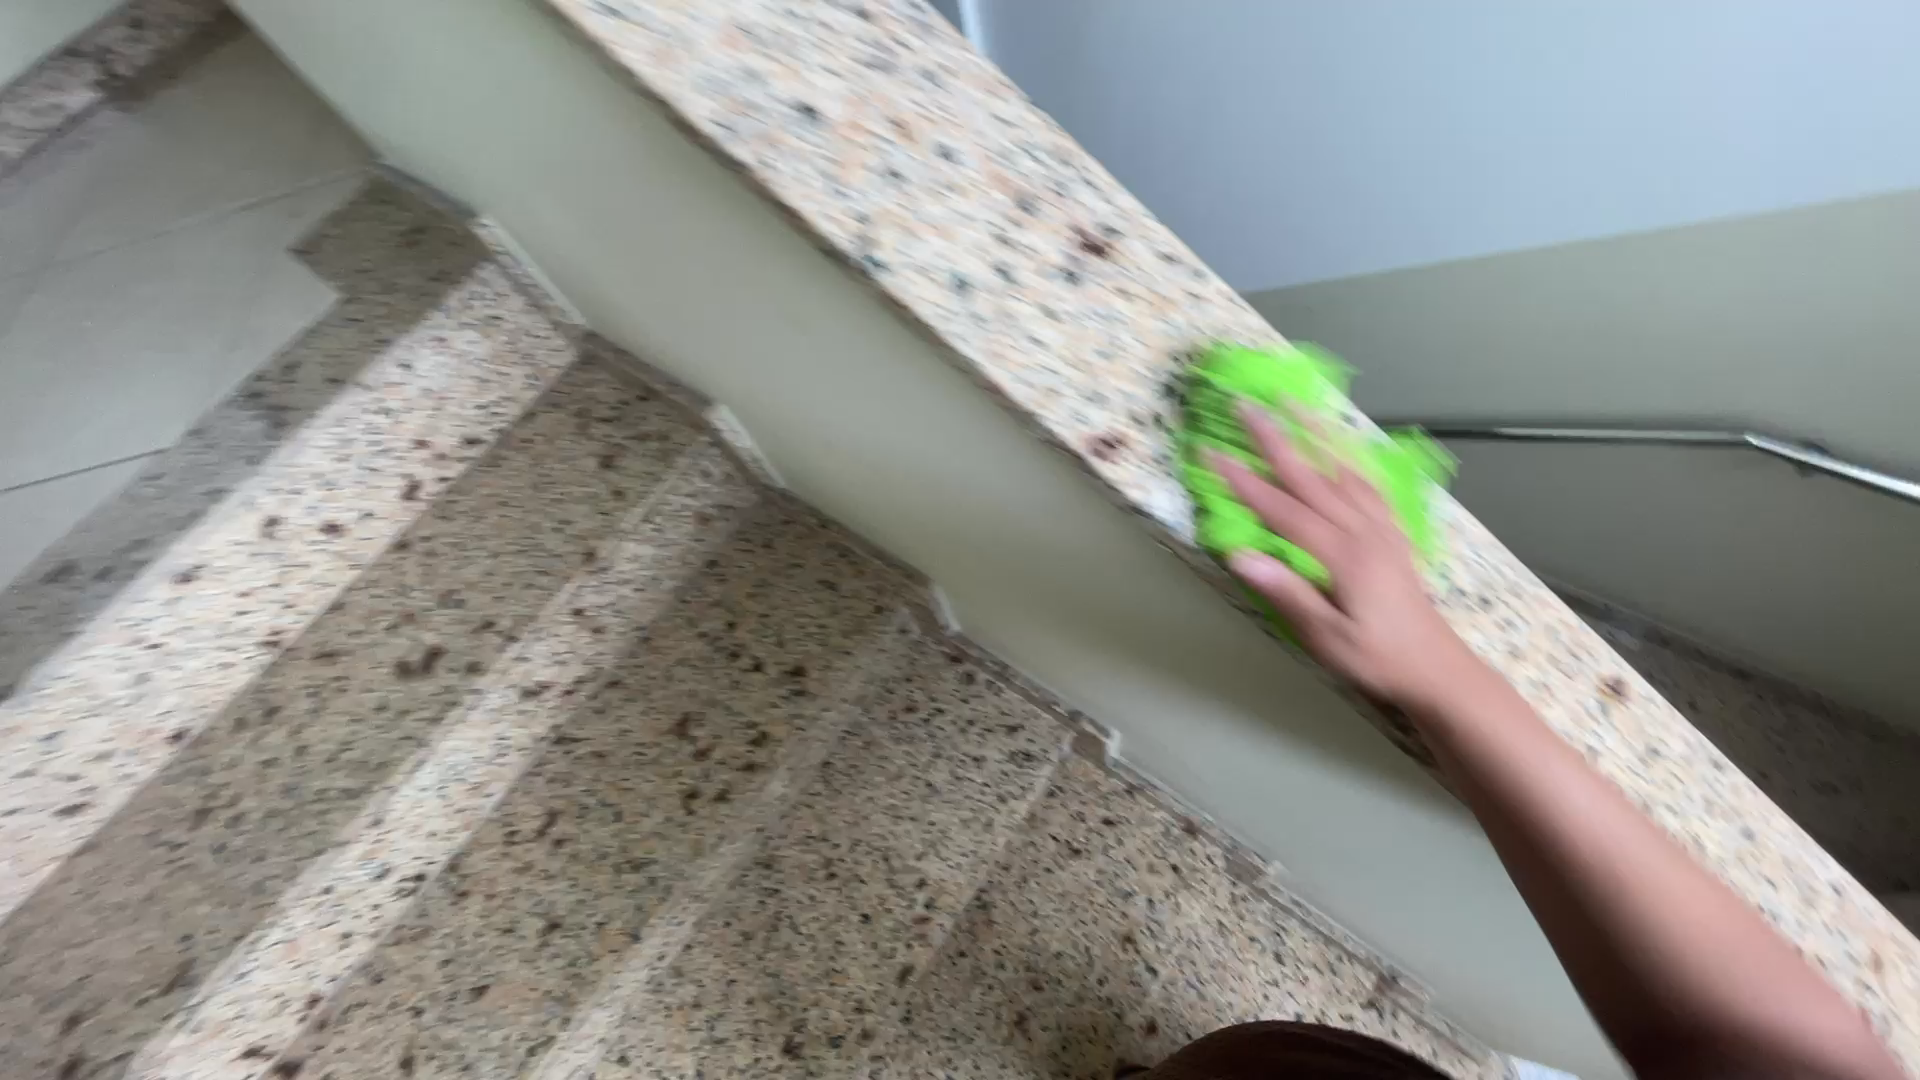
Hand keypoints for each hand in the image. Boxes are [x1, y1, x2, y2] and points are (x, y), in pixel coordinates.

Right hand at [1212, 403, 1484, 711]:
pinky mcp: (1392, 532)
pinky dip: (1348, 456)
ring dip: (1314, 433)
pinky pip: (1368, 483)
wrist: (1436, 669)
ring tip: (1292, 403)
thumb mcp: (1326, 636)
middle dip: (1274, 437)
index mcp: (1343, 554)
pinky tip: (1339, 446)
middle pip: (1311, 475)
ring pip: (1342, 469)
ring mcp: (1381, 527)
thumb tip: (1239, 555)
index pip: (1282, 509)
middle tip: (1246, 405)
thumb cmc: (1376, 658)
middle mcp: (1363, 530)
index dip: (1243, 481)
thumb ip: (1286, 592)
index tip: (1211, 452)